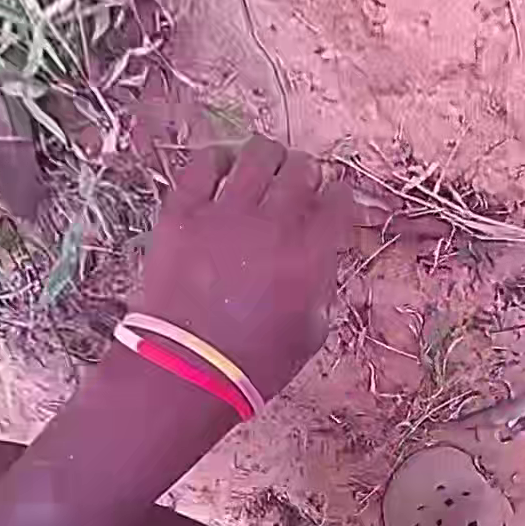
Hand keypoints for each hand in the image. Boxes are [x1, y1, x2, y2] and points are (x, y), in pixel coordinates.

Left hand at [138, 137, 356, 398]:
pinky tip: (225, 169)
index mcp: (312, 255)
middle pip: (302, 171)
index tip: (335, 203)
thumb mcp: (311, 332)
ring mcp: (226, 212)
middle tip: (300, 186)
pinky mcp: (183, 211)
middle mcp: (275, 224)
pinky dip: (219, 160)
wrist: (190, 369)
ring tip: (265, 171)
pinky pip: (204, 163)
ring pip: (258, 155)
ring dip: (269, 159)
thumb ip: (321, 286)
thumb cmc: (257, 362)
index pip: (339, 203)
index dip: (341, 198)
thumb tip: (320, 260)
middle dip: (308, 176)